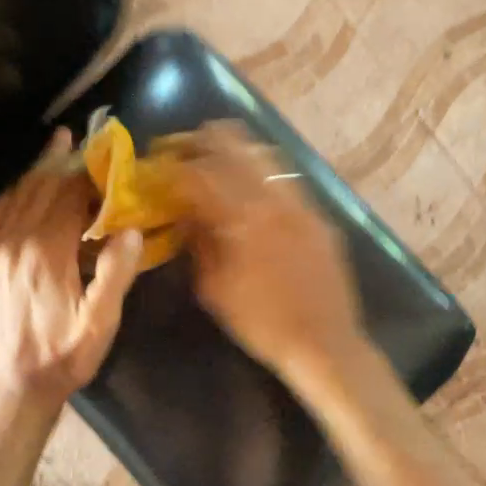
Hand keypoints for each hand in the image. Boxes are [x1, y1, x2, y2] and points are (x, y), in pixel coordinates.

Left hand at [0, 128, 141, 405]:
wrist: (20, 385)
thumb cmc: (67, 357)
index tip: (110, 159)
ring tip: (56, 142)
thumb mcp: (100, 325)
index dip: (90, 176)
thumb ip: (115, 276)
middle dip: (65, 162)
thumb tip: (130, 230)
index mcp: (46, 255)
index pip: (69, 199)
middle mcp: (16, 243)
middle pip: (42, 189)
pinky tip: (22, 186)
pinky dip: (11, 193)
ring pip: (17, 195)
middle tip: (84, 137)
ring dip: (38, 169)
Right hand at [179, 121, 366, 381]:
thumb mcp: (215, 291)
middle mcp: (272, 202)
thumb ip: (199, 246)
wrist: (324, 342)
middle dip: (207, 143)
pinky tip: (255, 186)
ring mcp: (301, 207)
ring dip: (239, 151)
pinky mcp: (319, 219)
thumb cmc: (261, 325)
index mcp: (241, 220)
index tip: (160, 164)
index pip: (200, 177)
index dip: (176, 166)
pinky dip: (264, 175)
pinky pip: (287, 184)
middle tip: (188, 142)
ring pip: (266, 160)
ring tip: (221, 151)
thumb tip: (186, 218)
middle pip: (235, 153)